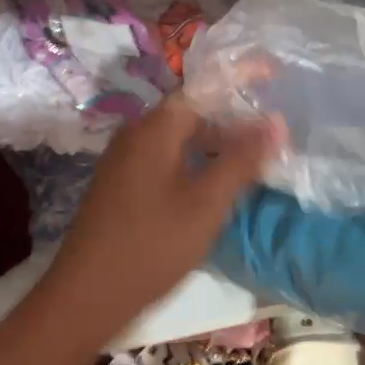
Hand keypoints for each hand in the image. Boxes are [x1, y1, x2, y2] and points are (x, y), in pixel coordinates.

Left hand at [41, 93, 281, 333]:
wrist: (87, 293)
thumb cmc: (152, 245)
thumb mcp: (206, 203)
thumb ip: (242, 159)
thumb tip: (277, 120)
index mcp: (154, 127)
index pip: (203, 87)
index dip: (239, 78)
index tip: (272, 71)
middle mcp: (135, 133)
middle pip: (191, 111)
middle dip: (232, 116)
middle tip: (272, 131)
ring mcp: (124, 159)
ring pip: (178, 137)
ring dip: (214, 143)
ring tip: (253, 159)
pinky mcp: (121, 184)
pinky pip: (164, 158)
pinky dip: (194, 161)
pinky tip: (214, 185)